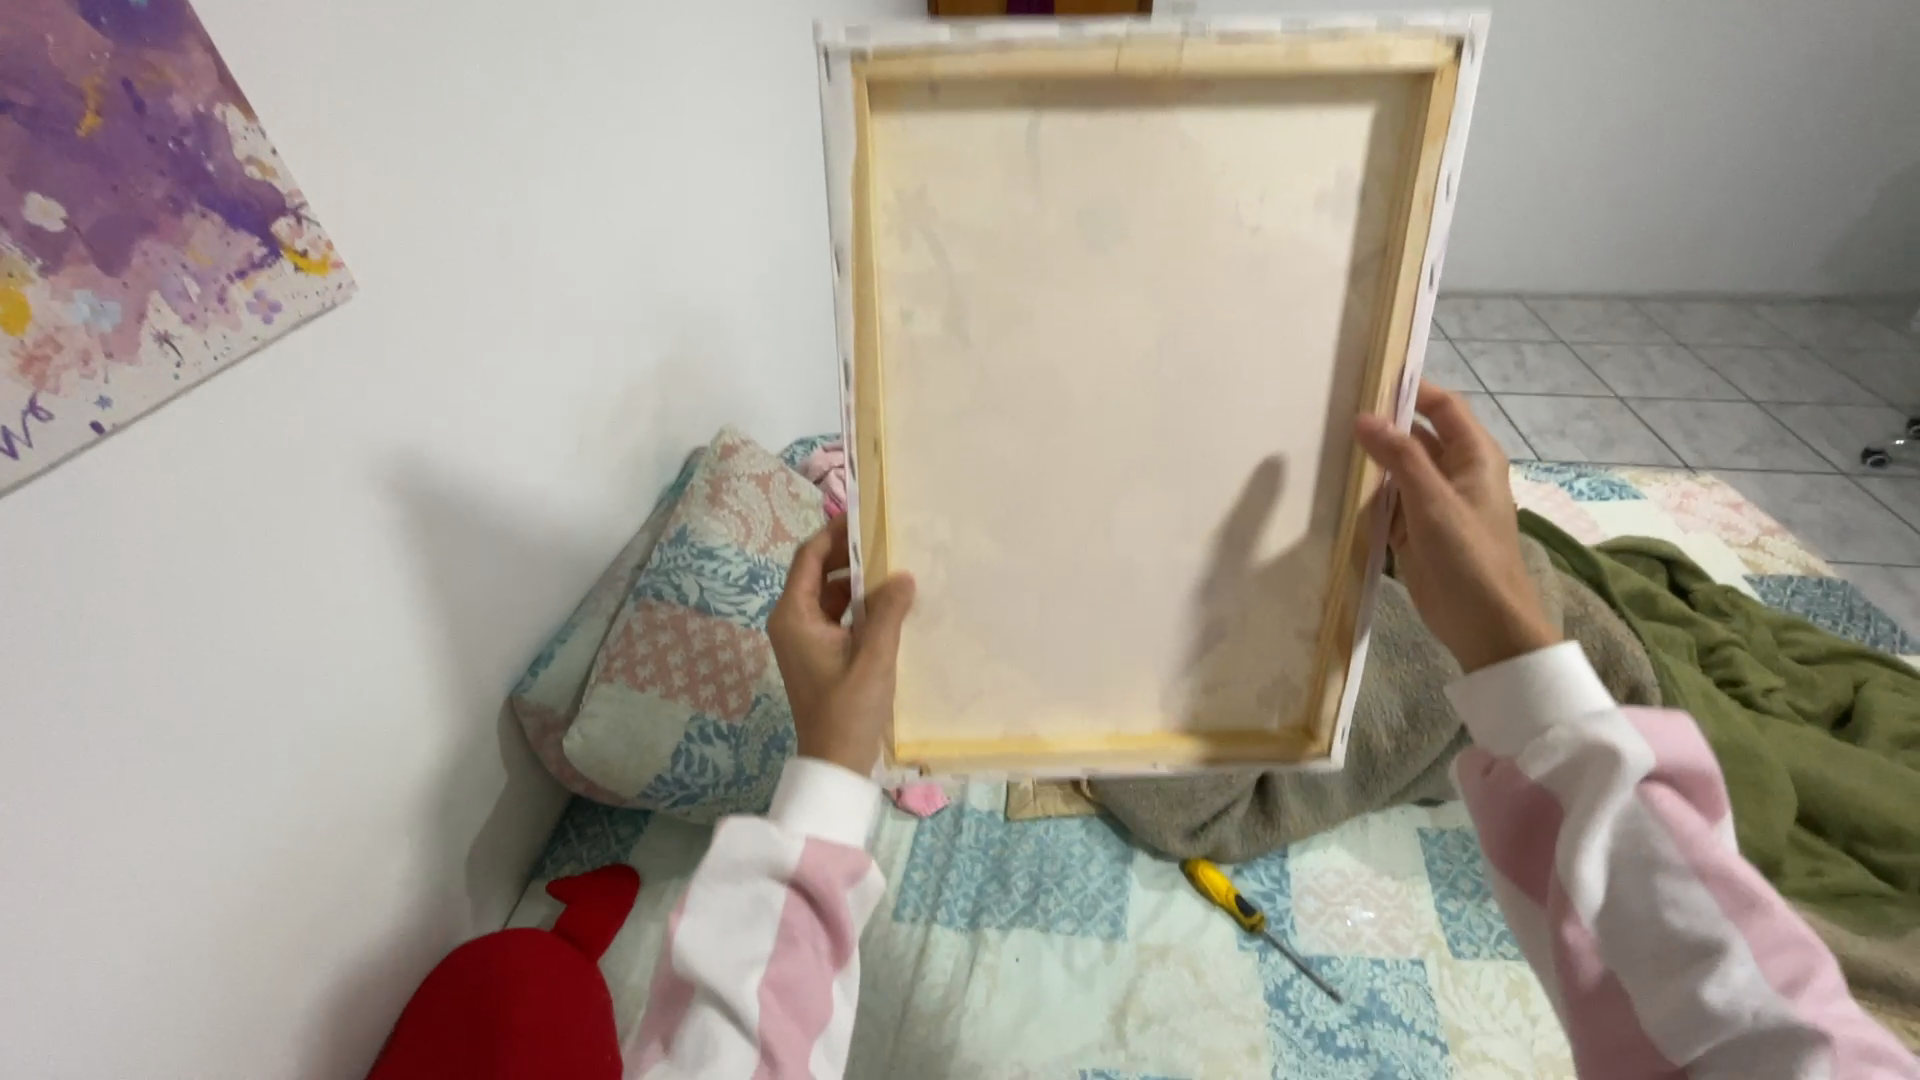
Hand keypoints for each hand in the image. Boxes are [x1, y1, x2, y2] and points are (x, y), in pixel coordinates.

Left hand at [768, 516, 916, 774]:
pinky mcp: (818, 652)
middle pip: (817, 572)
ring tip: (893, 568)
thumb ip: (887, 612)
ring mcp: (804, 638)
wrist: (835, 762)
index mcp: (793, 616)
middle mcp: (792, 621)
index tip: (864, 517)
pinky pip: (837, 615)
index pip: (809, 558)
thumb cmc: (849, 709)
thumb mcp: (873, 657)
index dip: (834, 533)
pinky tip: (888, 603)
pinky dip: (858, 604)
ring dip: (857, 581)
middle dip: (849, 555)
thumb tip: (903, 575)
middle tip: (887, 540)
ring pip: (829, 594)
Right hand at [1354, 380, 1559, 672]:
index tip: (1368, 378)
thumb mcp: (1433, 502)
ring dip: (1370, 461)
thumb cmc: (1469, 557)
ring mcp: (1433, 503)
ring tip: (1325, 445)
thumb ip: (1400, 457)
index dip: (1411, 389)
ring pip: (1397, 469)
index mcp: (1474, 457)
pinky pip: (1387, 501)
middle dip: (1382, 424)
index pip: (1443, 406)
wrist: (1484, 623)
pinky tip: (1336, 488)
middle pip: (1416, 436)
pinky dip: (1366, 494)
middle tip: (1334, 412)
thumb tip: (1364, 417)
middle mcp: (1455, 473)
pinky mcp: (1415, 530)